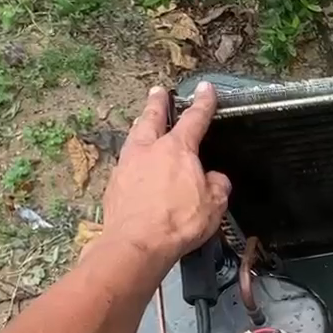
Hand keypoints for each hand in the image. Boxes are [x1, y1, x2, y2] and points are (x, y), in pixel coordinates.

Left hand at [99, 83, 231, 269]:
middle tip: (158, 91)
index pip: (194, 119)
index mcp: (178, 150)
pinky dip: (134, 159)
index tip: (206, 89)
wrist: (138, 243)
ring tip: (142, 121)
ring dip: (140, 126)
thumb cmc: (179, 222)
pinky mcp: (115, 184)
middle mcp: (149, 150)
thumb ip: (217, 185)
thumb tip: (214, 179)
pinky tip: (137, 165)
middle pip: (153, 118)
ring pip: (135, 137)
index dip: (203, 103)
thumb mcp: (214, 204)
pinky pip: (127, 163)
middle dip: (158, 103)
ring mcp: (128, 165)